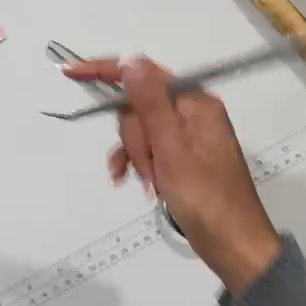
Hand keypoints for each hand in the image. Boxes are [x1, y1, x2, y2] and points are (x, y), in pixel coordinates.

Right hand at [64, 57, 281, 288]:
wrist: (234, 247)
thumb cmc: (206, 197)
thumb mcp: (172, 148)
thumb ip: (149, 102)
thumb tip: (129, 58)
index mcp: (194, 102)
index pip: (143, 74)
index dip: (106, 71)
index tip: (71, 72)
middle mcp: (191, 112)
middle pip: (138, 107)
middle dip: (134, 139)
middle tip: (148, 167)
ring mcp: (186, 135)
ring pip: (139, 130)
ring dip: (136, 156)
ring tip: (151, 183)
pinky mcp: (180, 156)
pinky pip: (147, 148)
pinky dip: (138, 164)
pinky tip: (134, 183)